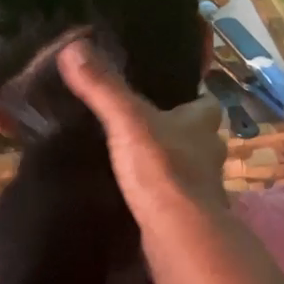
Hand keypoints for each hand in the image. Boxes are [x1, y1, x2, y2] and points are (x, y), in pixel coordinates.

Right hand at [57, 40, 226, 228]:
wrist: (180, 236)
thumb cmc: (163, 168)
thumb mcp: (128, 120)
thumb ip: (103, 87)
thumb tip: (72, 47)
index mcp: (203, 120)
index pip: (205, 100)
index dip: (190, 95)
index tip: (167, 91)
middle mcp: (210, 149)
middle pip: (195, 132)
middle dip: (174, 129)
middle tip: (139, 123)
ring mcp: (203, 184)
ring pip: (185, 164)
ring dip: (165, 161)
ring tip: (131, 156)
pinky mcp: (189, 214)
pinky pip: (173, 194)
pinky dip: (158, 191)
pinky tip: (134, 192)